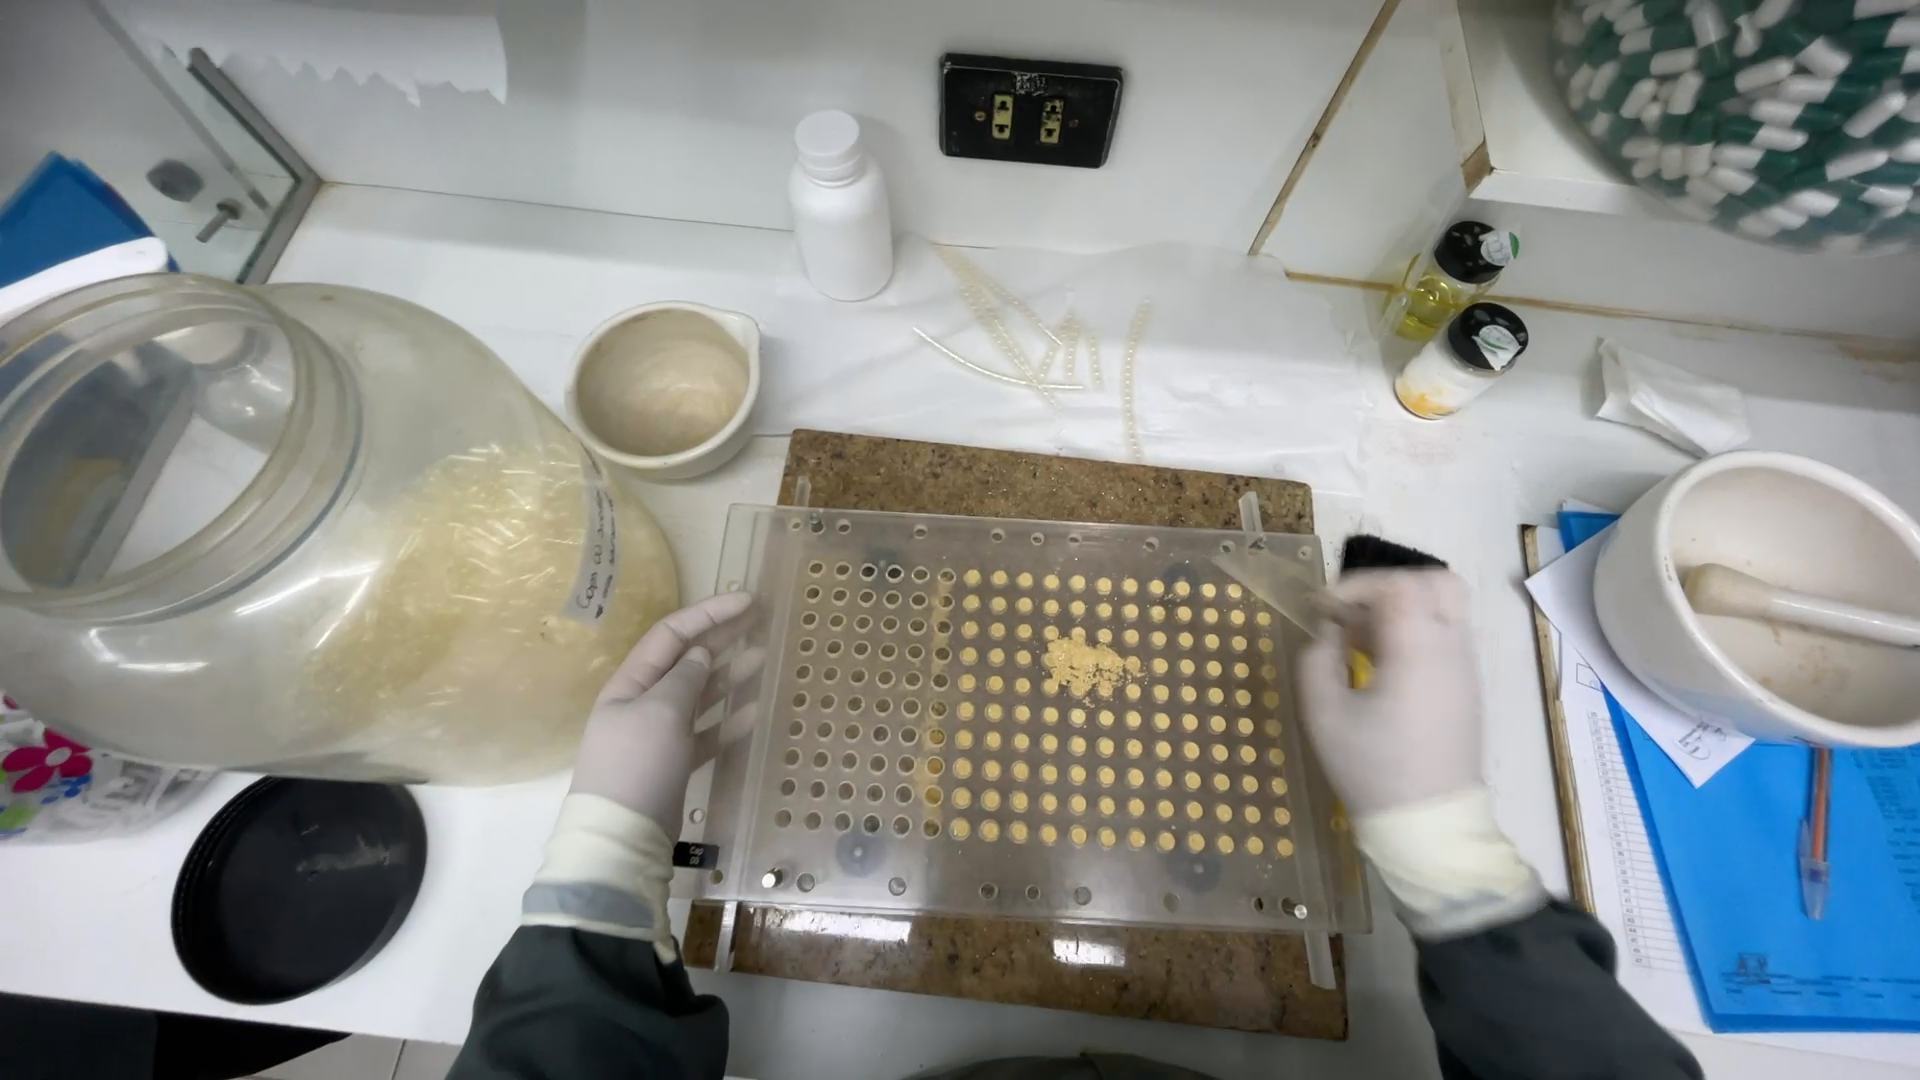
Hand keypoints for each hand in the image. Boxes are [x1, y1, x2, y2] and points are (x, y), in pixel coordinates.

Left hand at [570, 591, 754, 831]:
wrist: (622, 837)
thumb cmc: (637, 764)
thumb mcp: (661, 712)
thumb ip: (685, 678)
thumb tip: (701, 655)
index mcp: (631, 682)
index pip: (672, 634)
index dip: (709, 613)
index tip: (747, 601)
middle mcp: (645, 701)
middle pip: (688, 660)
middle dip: (722, 639)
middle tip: (760, 622)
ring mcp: (661, 732)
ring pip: (702, 694)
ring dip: (731, 675)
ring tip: (764, 659)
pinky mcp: (677, 760)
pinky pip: (708, 730)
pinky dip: (730, 719)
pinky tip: (756, 710)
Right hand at [1297, 569, 1482, 816]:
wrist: (1427, 822)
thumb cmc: (1370, 766)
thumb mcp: (1323, 711)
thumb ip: (1318, 657)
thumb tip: (1330, 632)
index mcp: (1418, 652)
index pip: (1398, 585)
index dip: (1355, 585)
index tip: (1322, 608)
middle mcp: (1452, 650)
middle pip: (1437, 582)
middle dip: (1387, 584)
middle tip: (1351, 610)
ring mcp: (1465, 669)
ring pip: (1444, 607)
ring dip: (1400, 608)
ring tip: (1359, 639)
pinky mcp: (1466, 687)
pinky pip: (1445, 635)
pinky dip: (1412, 630)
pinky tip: (1379, 661)